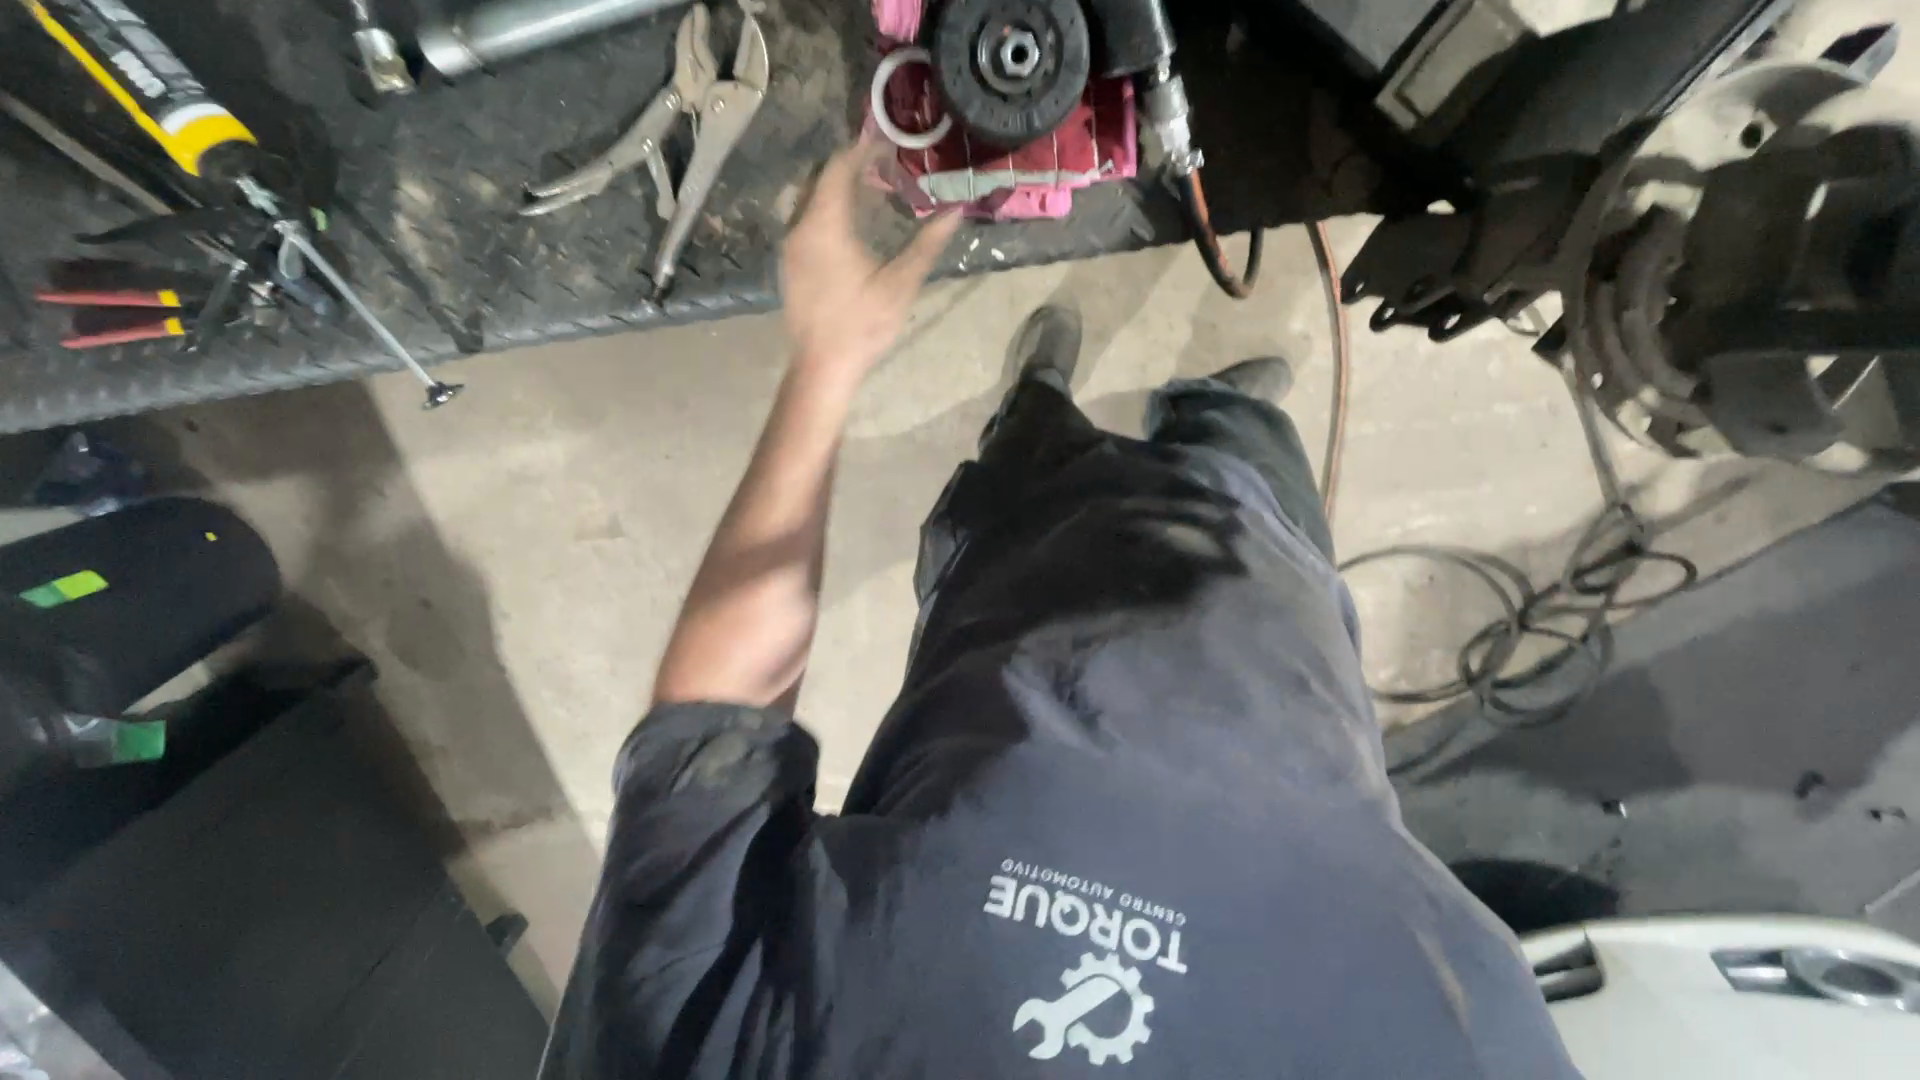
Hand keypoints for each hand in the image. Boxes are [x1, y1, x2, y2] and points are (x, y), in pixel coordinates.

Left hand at [781, 140, 960, 385]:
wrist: (822, 366)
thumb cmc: (862, 325)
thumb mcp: (901, 284)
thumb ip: (927, 244)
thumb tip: (955, 212)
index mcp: (825, 224)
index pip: (839, 169)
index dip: (863, 151)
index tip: (887, 144)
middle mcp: (799, 227)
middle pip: (819, 180)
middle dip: (849, 168)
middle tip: (882, 168)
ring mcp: (790, 248)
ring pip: (809, 201)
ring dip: (836, 191)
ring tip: (869, 193)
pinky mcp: (790, 266)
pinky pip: (805, 223)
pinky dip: (826, 212)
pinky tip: (849, 228)